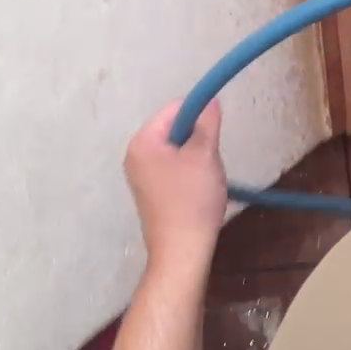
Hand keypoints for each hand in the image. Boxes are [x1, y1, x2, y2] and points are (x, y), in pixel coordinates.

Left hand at [123, 100, 227, 263]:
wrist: (182, 249)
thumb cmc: (192, 198)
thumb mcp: (205, 153)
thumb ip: (207, 121)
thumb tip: (209, 100)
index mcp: (143, 141)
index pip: (175, 108)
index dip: (199, 114)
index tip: (214, 133)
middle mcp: (136, 154)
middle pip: (175, 126)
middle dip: (197, 136)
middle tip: (210, 156)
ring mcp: (142, 174)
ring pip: (177, 146)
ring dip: (196, 153)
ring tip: (205, 174)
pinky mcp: (151, 189)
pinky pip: (173, 164)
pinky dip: (189, 168)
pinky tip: (199, 186)